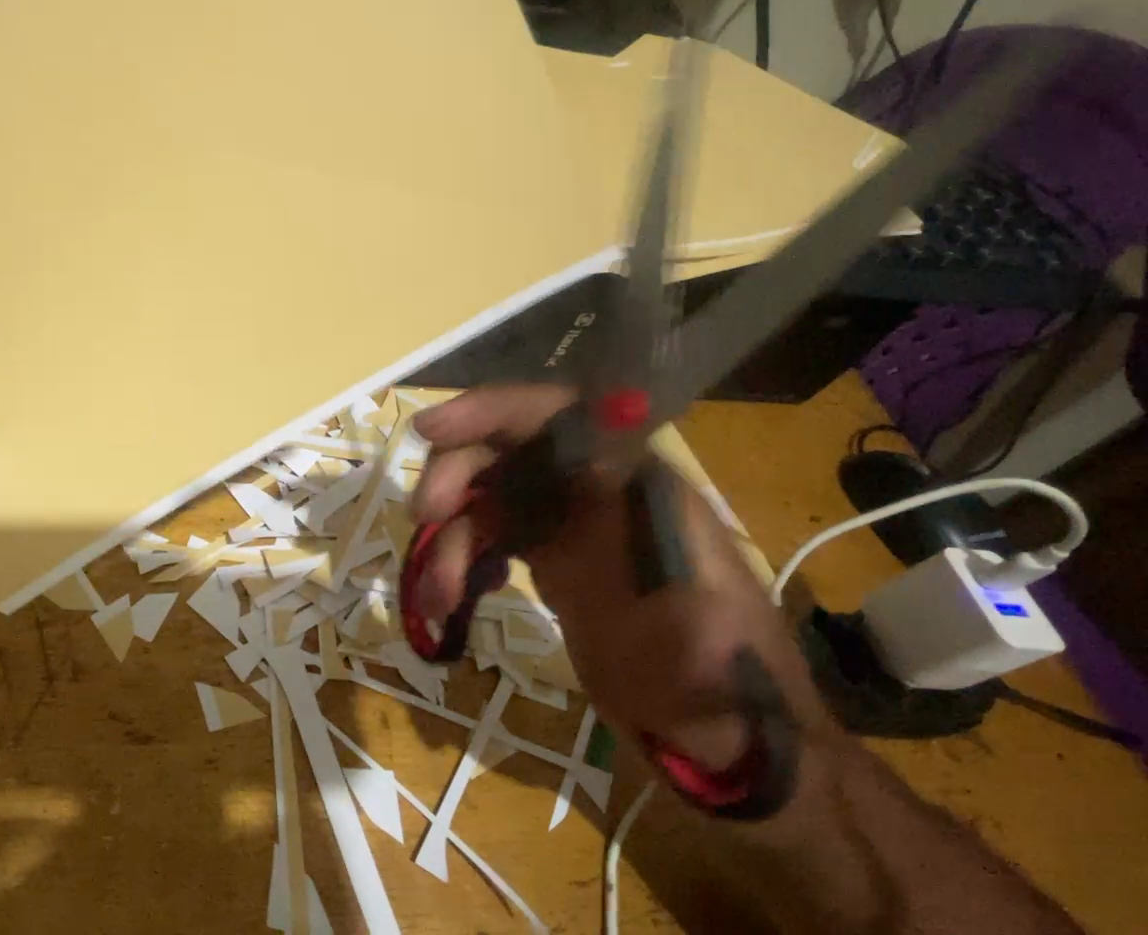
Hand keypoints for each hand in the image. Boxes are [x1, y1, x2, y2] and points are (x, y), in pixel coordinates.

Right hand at [409, 385, 831, 769]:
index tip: (430, 431)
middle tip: (422, 517)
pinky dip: (461, 561)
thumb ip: (649, 537)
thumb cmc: (722, 676)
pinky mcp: (555, 563)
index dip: (491, 410)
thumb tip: (597, 475)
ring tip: (439, 597)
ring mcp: (573, 527)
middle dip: (456, 475)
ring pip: (488, 499)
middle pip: (506, 450)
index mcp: (637, 481)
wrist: (729, 740)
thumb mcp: (694, 607)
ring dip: (451, 537)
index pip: (556, 415)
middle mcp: (597, 490)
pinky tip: (456, 597)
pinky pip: (490, 539)